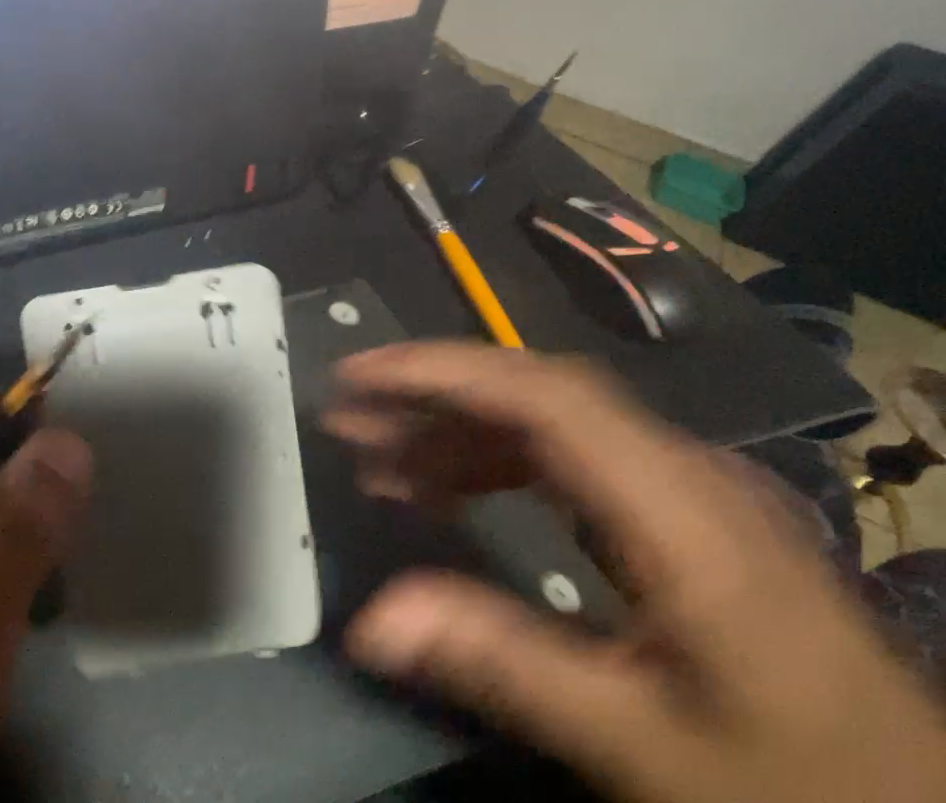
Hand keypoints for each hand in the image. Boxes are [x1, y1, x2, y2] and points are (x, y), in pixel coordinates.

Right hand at [323, 342, 945, 802]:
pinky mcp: (681, 522)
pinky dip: (493, 463)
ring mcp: (687, 497)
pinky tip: (446, 494)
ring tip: (375, 461)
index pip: (548, 399)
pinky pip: (568, 463)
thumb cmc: (790, 776)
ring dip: (455, 431)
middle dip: (431, 398)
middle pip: (542, 399)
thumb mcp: (642, 740)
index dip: (443, 372)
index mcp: (684, 517)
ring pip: (550, 426)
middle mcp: (686, 481)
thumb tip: (372, 620)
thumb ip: (507, 666)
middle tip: (344, 420)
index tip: (358, 376)